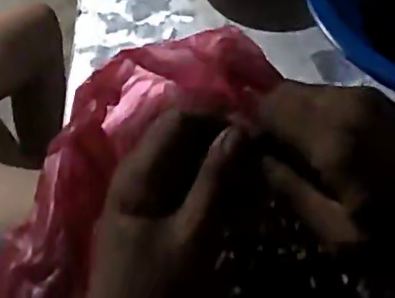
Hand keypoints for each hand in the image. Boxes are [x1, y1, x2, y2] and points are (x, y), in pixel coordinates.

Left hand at [86, 109, 243, 297]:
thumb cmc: (153, 290)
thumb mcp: (189, 238)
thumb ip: (213, 181)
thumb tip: (239, 130)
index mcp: (136, 168)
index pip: (178, 117)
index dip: (215, 115)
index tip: (252, 126)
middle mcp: (137, 168)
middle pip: (182, 133)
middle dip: (220, 134)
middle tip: (258, 147)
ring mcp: (143, 189)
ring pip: (185, 155)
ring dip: (218, 157)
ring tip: (254, 166)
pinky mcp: (153, 210)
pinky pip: (183, 179)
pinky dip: (210, 179)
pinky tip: (238, 189)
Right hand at [255, 82, 394, 234]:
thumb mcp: (341, 237)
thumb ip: (291, 190)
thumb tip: (255, 156)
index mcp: (330, 132)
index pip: (266, 103)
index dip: (240, 112)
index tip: (221, 130)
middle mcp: (343, 99)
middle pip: (283, 91)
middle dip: (261, 111)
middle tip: (245, 143)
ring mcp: (363, 94)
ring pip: (304, 91)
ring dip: (285, 111)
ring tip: (274, 147)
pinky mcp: (377, 98)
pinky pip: (327, 97)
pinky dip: (309, 112)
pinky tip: (308, 142)